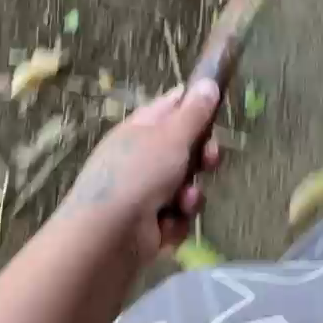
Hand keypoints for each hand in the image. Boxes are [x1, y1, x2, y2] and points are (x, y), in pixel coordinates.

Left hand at [57, 78, 223, 260]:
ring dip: (191, 194)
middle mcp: (141, 158)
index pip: (173, 105)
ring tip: (183, 202)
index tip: (217, 112)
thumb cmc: (138, 176)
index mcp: (140, 129)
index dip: (196, 105)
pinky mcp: (149, 223)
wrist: (105, 239)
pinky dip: (177, 220)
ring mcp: (144, 191)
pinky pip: (178, 214)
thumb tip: (209, 82)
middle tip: (208, 161)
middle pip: (186, 147)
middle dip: (202, 156)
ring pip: (186, 183)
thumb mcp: (172, 136)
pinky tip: (167, 225)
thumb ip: (195, 111)